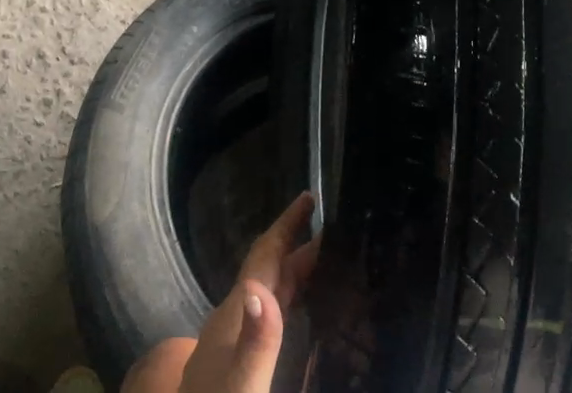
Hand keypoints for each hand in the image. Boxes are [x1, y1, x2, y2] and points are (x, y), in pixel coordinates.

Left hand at [123, 192, 320, 392]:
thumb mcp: (243, 387)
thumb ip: (256, 343)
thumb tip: (261, 288)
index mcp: (235, 316)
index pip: (263, 258)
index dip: (285, 226)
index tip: (310, 197)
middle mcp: (233, 320)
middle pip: (268, 271)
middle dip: (299, 247)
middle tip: (339, 233)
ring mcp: (232, 342)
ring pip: (267, 294)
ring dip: (294, 273)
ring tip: (329, 264)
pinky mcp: (237, 364)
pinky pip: (267, 318)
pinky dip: (289, 302)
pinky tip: (301, 315)